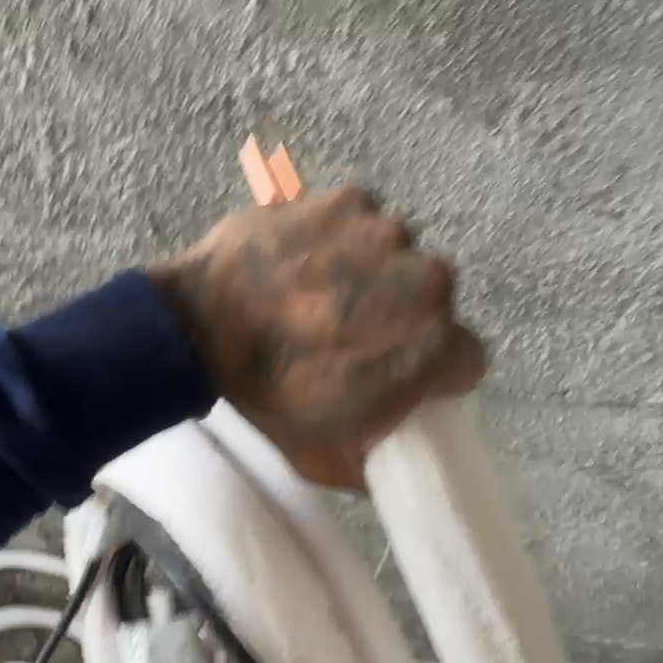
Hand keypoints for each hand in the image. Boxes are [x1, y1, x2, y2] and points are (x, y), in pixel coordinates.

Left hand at [150, 187, 486, 489]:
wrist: (199, 330)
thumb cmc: (266, 397)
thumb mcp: (325, 458)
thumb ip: (374, 461)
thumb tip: (390, 461)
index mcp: (432, 347)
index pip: (463, 359)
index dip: (428, 371)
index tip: (392, 373)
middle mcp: (427, 282)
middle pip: (430, 301)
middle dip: (398, 317)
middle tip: (343, 332)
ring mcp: (387, 233)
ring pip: (395, 256)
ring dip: (367, 272)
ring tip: (314, 292)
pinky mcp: (347, 200)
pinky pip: (357, 220)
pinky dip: (336, 236)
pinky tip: (300, 259)